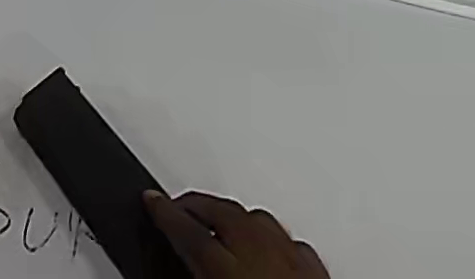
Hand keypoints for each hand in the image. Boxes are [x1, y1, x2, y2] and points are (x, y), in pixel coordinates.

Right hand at [145, 191, 329, 278]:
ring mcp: (295, 262)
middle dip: (198, 206)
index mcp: (228, 270)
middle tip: (180, 209)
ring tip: (220, 224)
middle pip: (222, 212)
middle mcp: (263, 256)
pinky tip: (268, 250)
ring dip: (235, 219)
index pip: (187, 231)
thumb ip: (197, 276)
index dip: (165, 214)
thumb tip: (182, 267)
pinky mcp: (321, 274)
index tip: (152, 202)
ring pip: (258, 221)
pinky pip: (291, 244)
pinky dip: (273, 241)